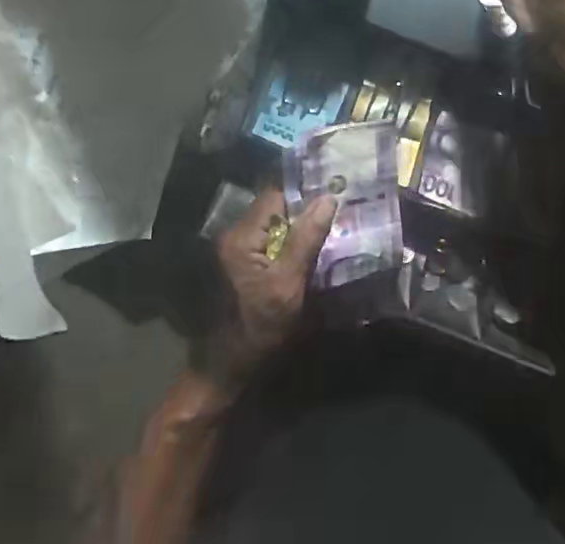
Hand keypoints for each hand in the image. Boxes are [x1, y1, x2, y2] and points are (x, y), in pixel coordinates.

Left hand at [207, 188, 336, 383]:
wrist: (226, 368)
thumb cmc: (258, 329)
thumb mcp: (288, 286)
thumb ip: (306, 240)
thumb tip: (328, 198)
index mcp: (242, 235)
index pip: (276, 196)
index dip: (305, 194)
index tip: (334, 196)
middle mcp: (233, 233)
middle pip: (274, 209)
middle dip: (304, 212)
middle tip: (337, 215)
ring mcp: (234, 249)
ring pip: (273, 225)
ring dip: (298, 229)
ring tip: (329, 233)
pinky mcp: (239, 263)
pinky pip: (268, 241)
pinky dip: (288, 244)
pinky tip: (308, 255)